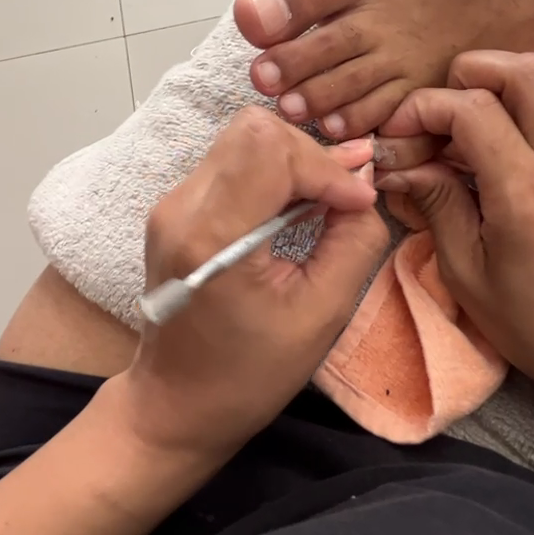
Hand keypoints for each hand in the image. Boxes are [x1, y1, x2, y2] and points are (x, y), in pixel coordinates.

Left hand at [120, 107, 390, 458]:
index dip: (325, 165)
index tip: (356, 204)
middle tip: (344, 198)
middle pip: (253, 130)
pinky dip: (271, 175)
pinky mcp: (175, 209)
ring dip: (292, 163)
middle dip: (310, 157)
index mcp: (212, 236)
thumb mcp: (321, 314)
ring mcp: (171, 205)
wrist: (175, 404)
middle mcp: (181, 207)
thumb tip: (362, 190)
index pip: (269, 146)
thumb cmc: (249, 375)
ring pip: (241, 140)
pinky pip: (230, 164)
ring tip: (326, 201)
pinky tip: (296, 207)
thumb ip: (353, 241)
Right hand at [373, 51, 533, 401]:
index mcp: (526, 194)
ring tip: (481, 118)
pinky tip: (519, 129)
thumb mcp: (464, 270)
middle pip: (524, 71)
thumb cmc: (528, 320)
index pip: (472, 109)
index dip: (424, 108)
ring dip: (511, 81)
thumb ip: (435, 201)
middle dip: (470, 76)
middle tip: (443, 115)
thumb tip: (399, 162)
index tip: (399, 133)